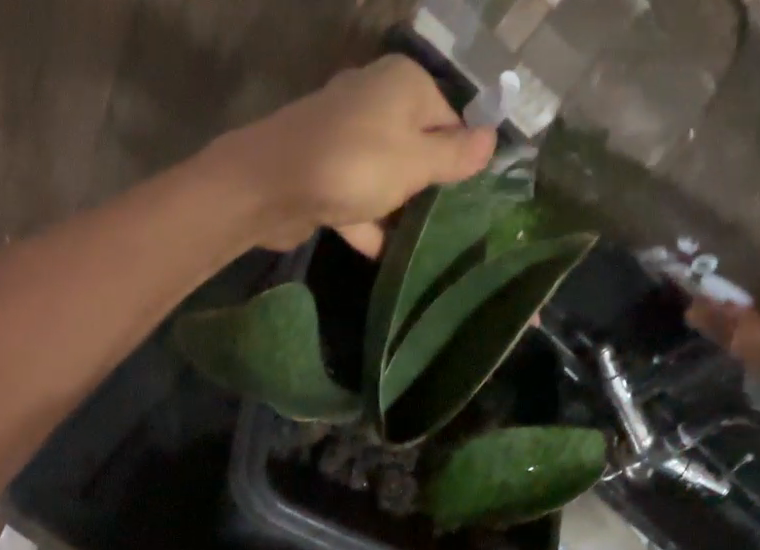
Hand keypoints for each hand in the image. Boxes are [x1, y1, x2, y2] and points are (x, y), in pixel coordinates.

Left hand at [204, 55, 497, 252]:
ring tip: (423, 245)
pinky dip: (366, 223)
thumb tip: (492, 141)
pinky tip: (384, 255)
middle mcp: (371, 101)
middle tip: (450, 224)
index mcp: (402, 84)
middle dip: (427, 185)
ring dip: (397, 209)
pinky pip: (353, 199)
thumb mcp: (416, 162)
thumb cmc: (354, 166)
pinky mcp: (319, 173)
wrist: (267, 187)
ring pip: (383, 175)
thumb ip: (456, 156)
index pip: (449, 118)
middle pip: (414, 146)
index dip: (460, 156)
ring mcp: (340, 138)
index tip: (467, 194)